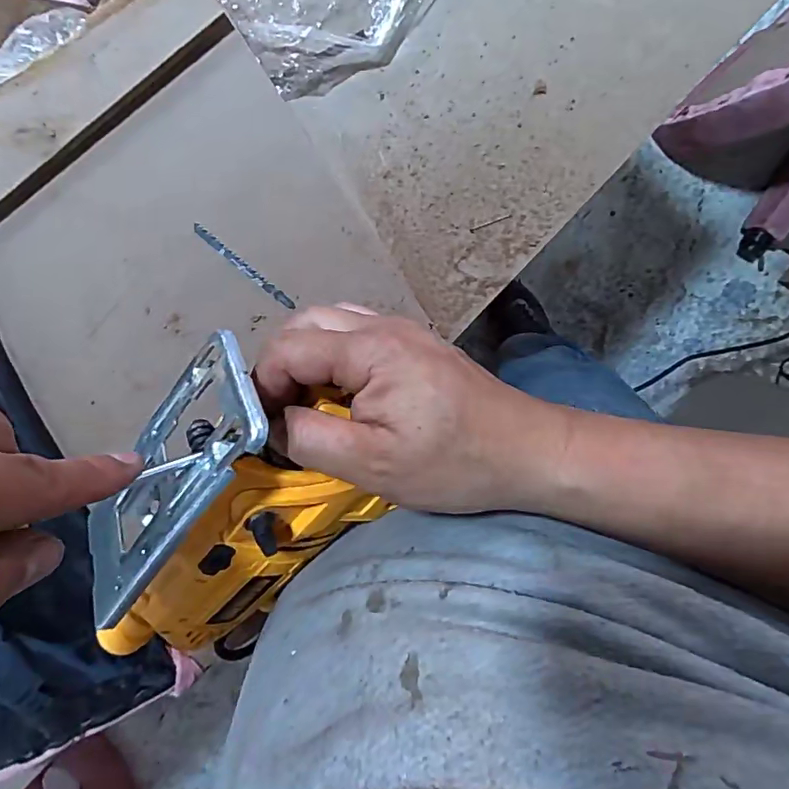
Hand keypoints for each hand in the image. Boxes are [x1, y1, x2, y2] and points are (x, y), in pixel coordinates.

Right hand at [252, 306, 571, 513]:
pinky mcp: (418, 344)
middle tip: (282, 411)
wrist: (526, 450)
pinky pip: (359, 334)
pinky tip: (345, 393)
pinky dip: (336, 356)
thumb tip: (272, 421)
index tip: (262, 423)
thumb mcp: (373, 464)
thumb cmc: (454, 462)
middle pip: (306, 323)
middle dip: (281, 364)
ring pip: (332, 324)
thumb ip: (310, 438)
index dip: (264, 384)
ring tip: (308, 402)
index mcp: (371, 348)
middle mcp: (385, 326)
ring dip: (308, 356)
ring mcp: (405, 330)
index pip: (289, 347)